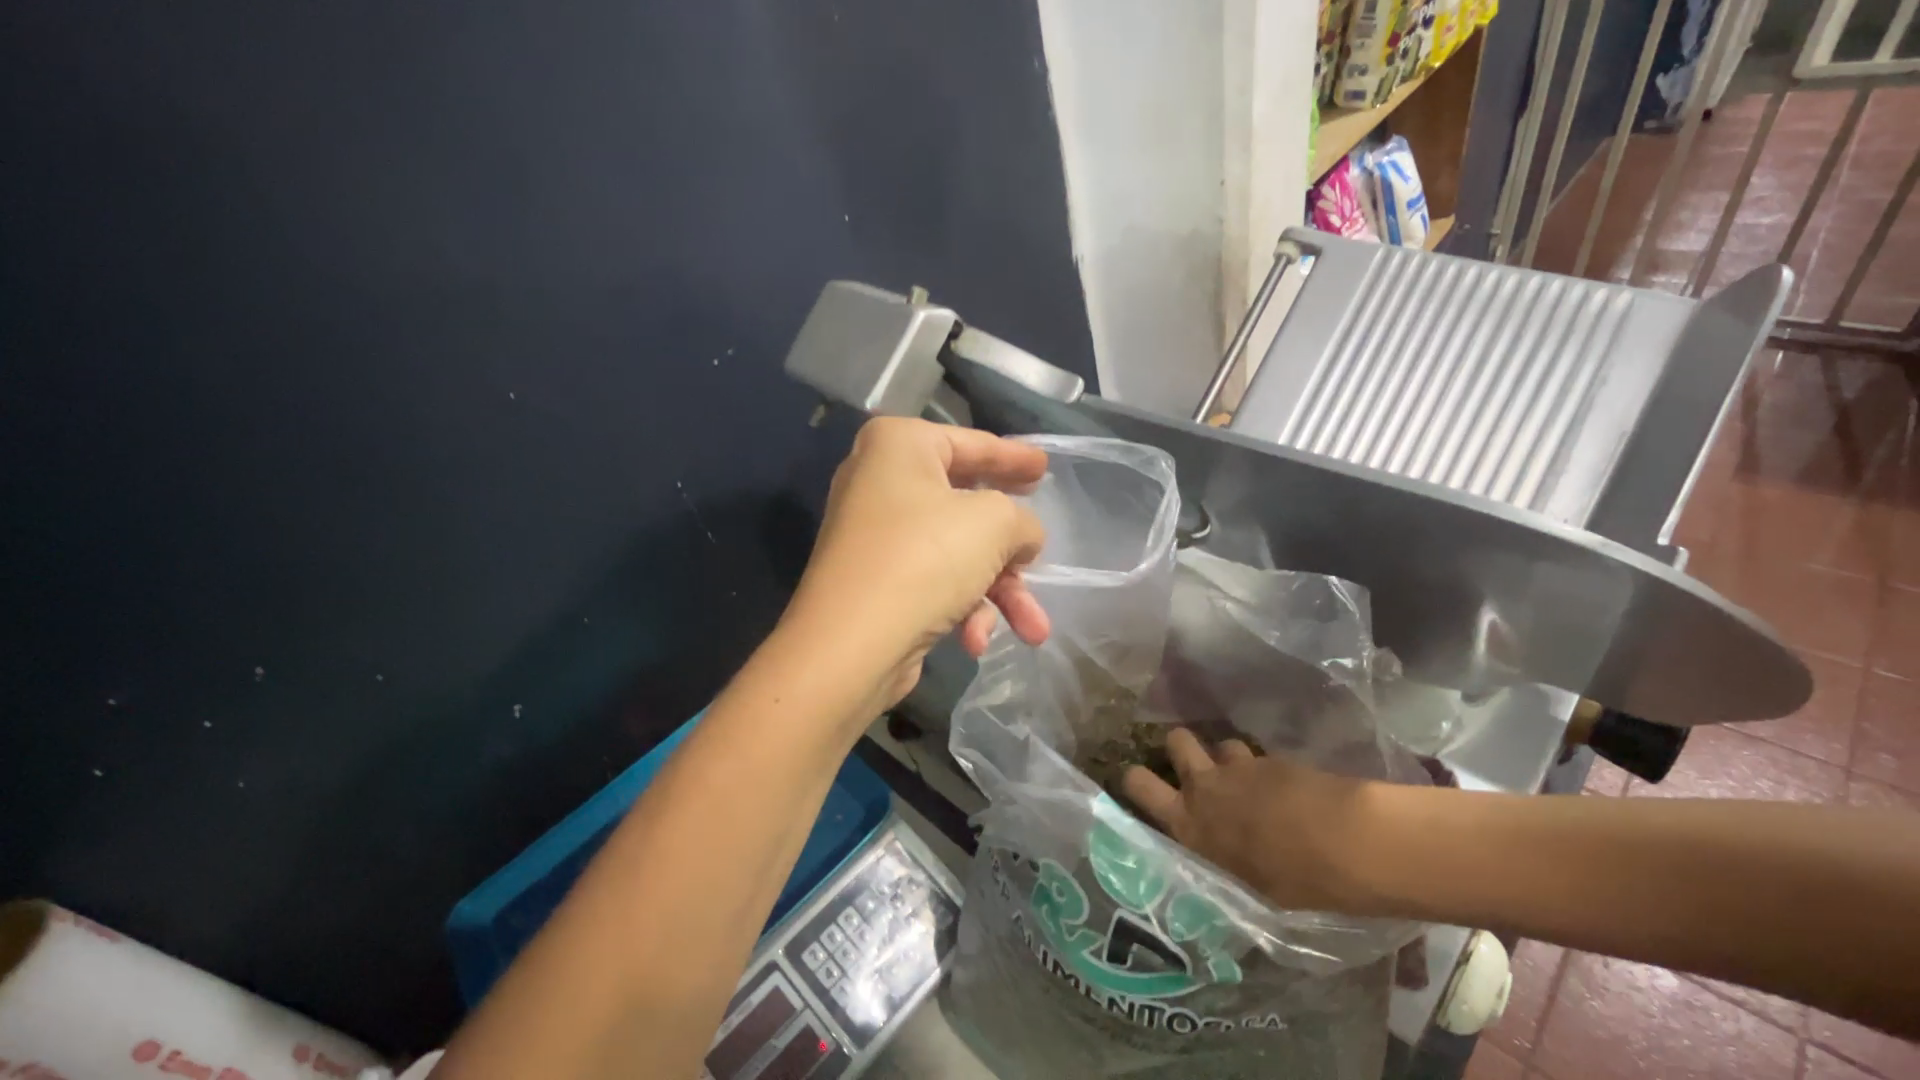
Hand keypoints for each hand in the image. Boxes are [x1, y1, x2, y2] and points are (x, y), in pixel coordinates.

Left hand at [785, 418, 1051, 706]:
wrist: (852, 644)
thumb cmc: (926, 558)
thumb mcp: (995, 523)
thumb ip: (1022, 520)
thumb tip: (1023, 538)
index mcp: (899, 446)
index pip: (971, 444)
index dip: (1012, 456)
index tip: (1044, 466)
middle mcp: (880, 483)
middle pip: (966, 506)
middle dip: (1012, 549)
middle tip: (1040, 549)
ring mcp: (875, 537)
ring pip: (957, 555)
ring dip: (998, 592)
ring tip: (1035, 631)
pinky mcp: (875, 584)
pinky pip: (933, 584)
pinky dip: (961, 609)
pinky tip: (974, 641)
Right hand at [1121, 729, 1383, 913]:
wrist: (1344, 844)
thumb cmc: (1291, 884)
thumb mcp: (1242, 891)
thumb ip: (1219, 867)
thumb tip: (1217, 870)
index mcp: (1187, 825)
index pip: (1137, 784)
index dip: (1135, 779)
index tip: (1144, 786)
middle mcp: (1205, 788)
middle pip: (1175, 741)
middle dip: (1179, 748)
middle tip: (1194, 767)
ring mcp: (1241, 768)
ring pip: (1218, 741)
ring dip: (1227, 758)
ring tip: (1246, 780)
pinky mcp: (1276, 759)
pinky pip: (1257, 754)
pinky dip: (1264, 767)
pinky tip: (1283, 787)